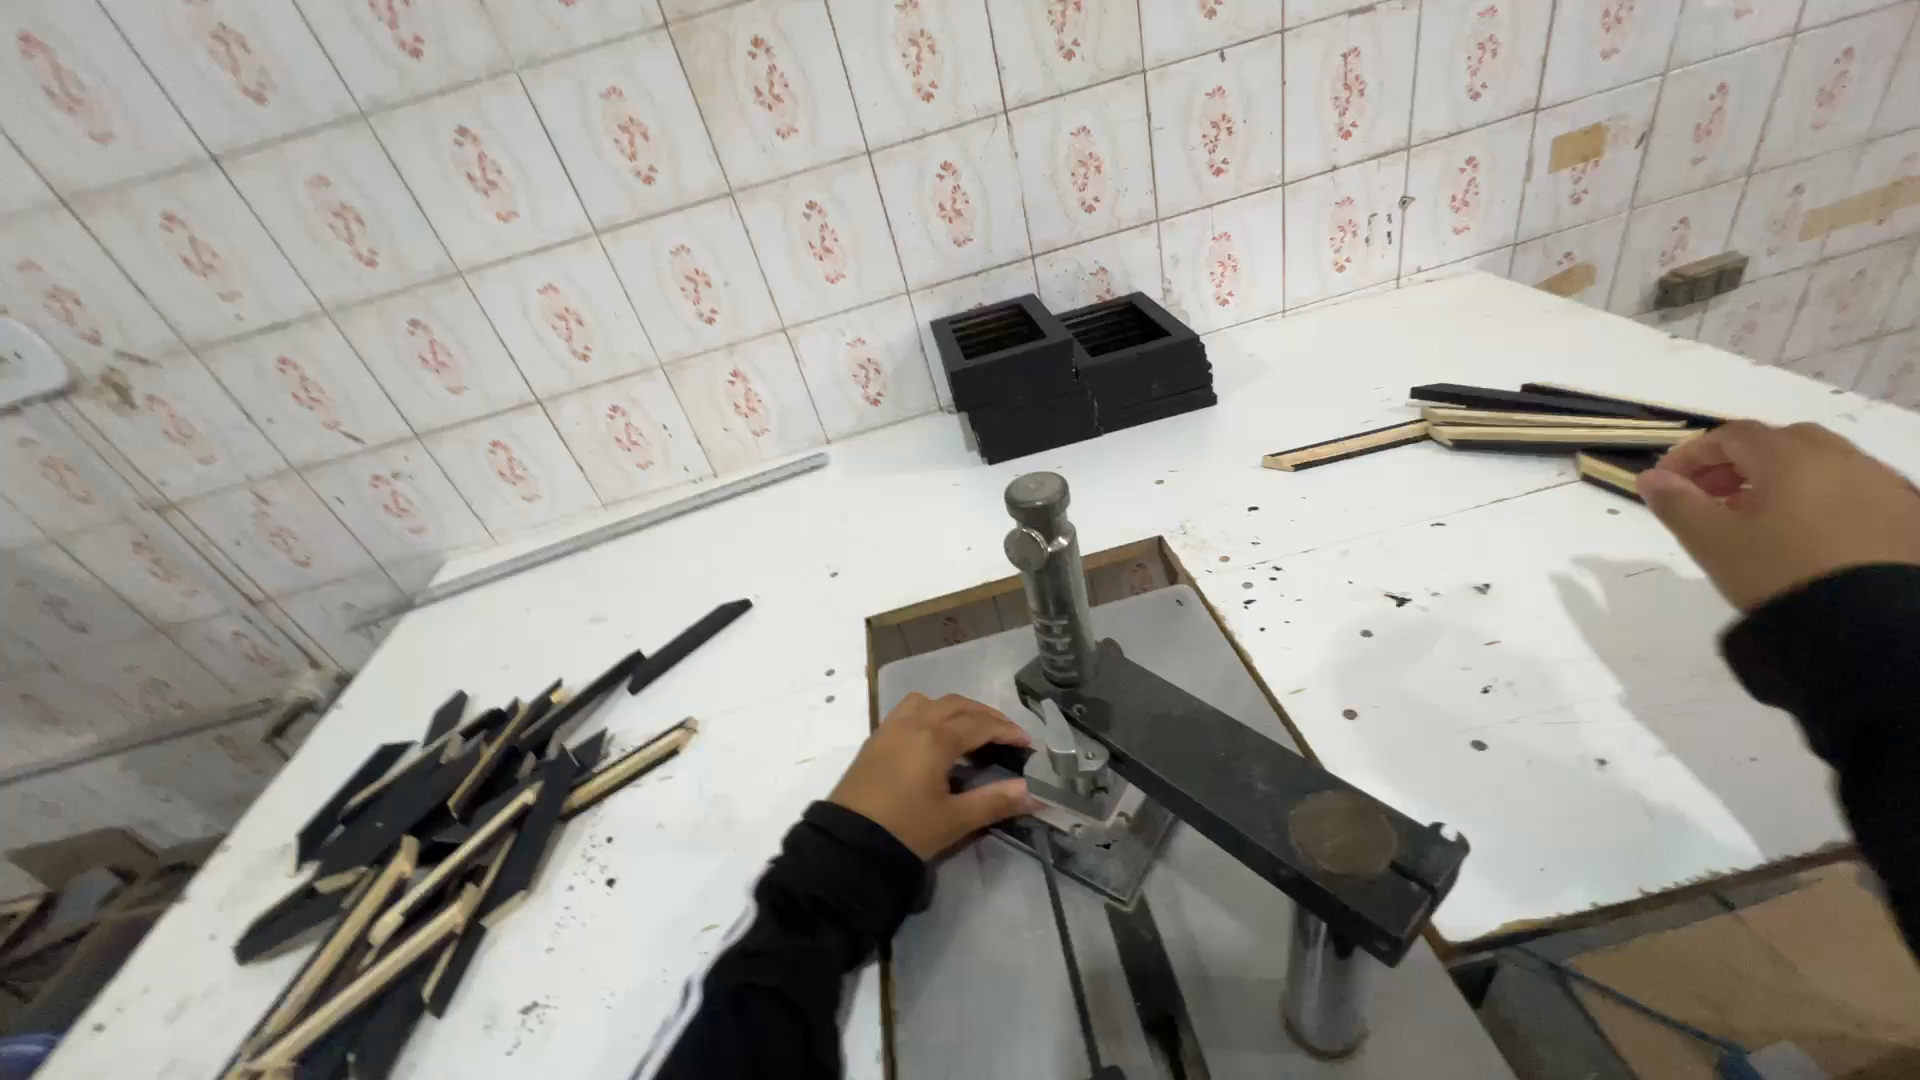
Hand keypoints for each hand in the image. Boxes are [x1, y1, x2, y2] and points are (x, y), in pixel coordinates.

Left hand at [829, 693, 1041, 859]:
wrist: (846, 843)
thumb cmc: (905, 830)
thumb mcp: (954, 820)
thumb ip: (995, 802)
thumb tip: (1033, 792)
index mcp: (936, 737)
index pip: (980, 724)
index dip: (1007, 730)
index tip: (1027, 743)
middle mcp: (914, 722)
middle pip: (957, 705)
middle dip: (985, 716)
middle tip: (1006, 735)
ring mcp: (892, 727)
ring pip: (931, 702)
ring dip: (956, 709)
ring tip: (972, 730)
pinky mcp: (876, 738)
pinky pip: (910, 710)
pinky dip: (932, 712)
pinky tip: (936, 737)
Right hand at [1636, 419, 1919, 610]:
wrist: (1869, 622)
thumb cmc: (1777, 571)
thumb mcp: (1710, 540)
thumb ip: (1675, 502)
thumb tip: (1651, 477)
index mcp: (1792, 460)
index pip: (1733, 436)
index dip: (1692, 453)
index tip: (1666, 482)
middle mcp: (1843, 460)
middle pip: (1781, 441)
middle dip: (1737, 460)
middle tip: (1709, 493)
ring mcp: (1885, 485)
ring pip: (1822, 462)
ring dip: (1778, 476)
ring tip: (1754, 515)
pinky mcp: (1908, 514)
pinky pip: (1854, 487)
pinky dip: (1818, 494)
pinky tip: (1804, 530)